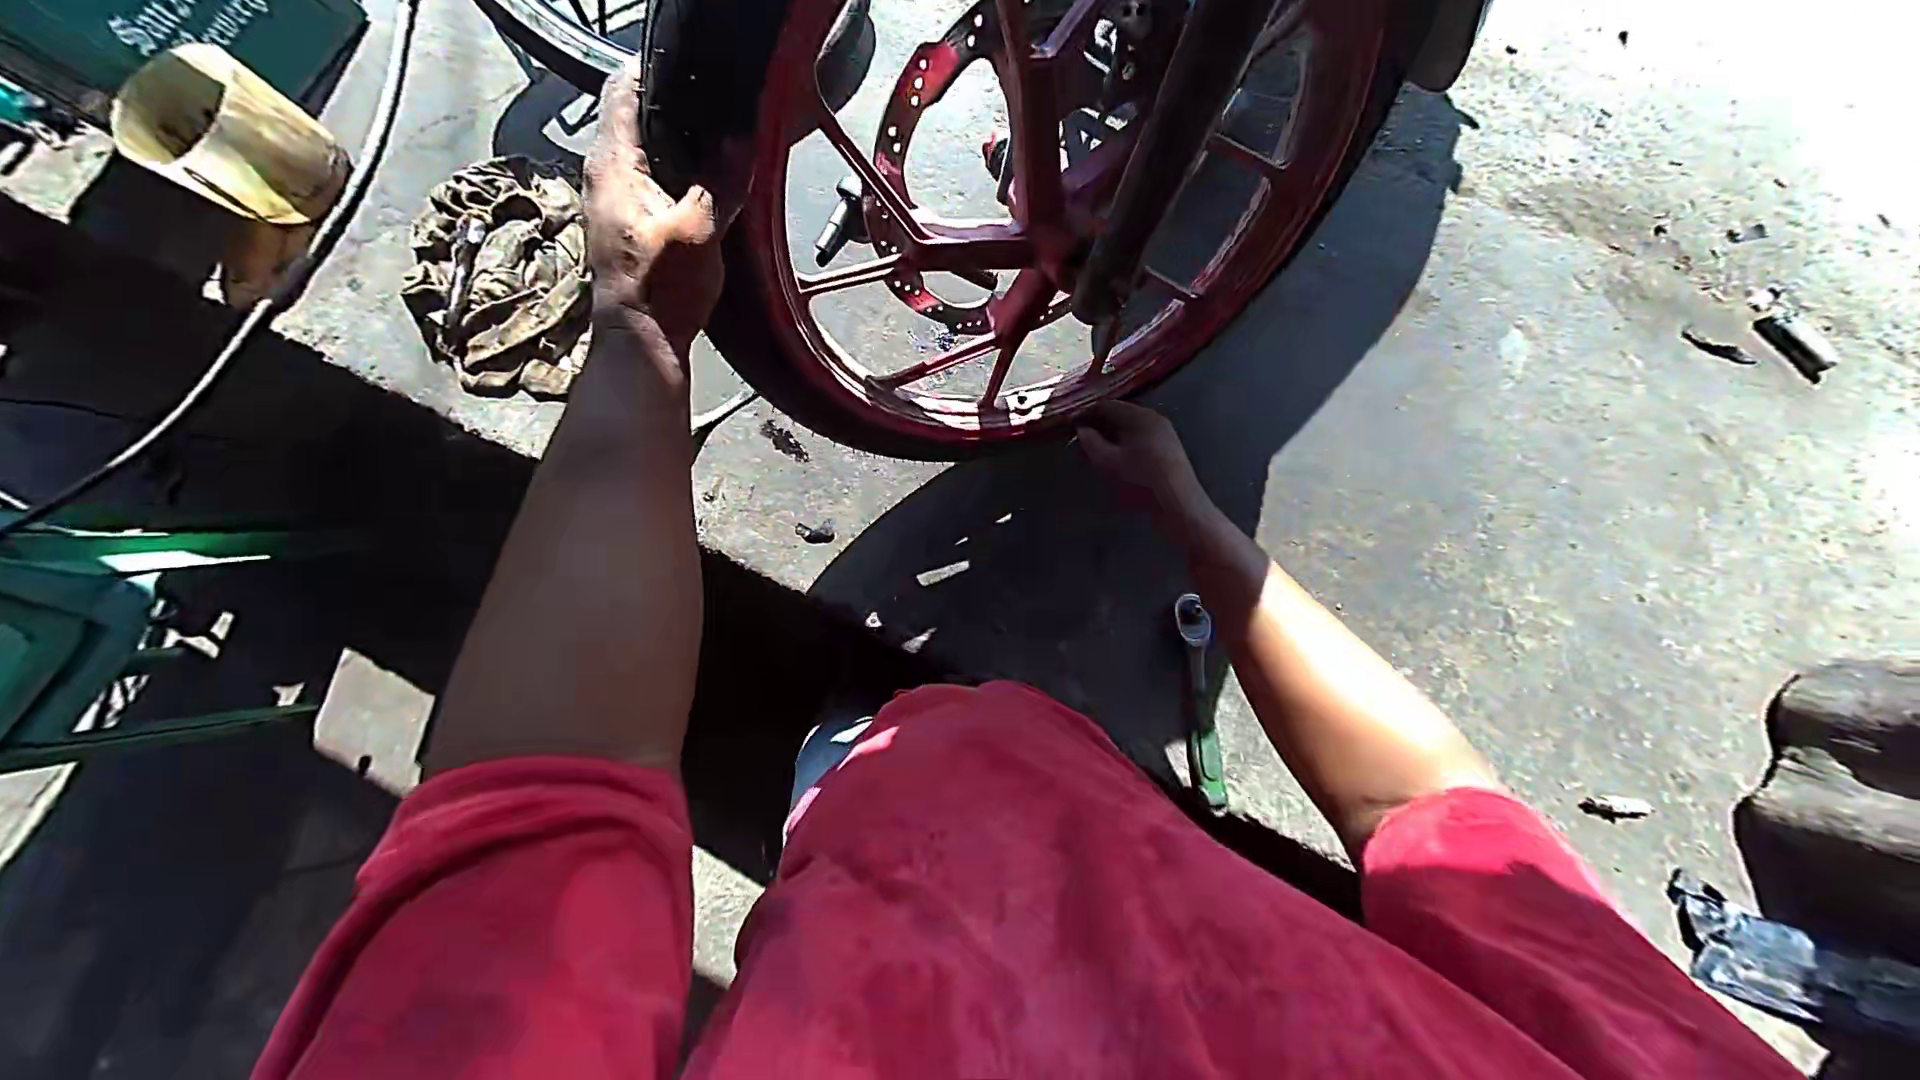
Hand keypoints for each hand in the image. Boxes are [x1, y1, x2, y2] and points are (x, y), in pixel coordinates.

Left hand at [584, 55, 745, 371]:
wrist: (643, 338)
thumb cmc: (662, 287)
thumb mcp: (700, 230)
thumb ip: (721, 180)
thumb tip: (742, 138)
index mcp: (612, 161)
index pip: (625, 88)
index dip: (659, 71)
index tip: (696, 72)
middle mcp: (602, 172)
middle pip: (637, 117)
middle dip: (677, 111)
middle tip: (719, 113)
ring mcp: (612, 199)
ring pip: (645, 151)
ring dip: (677, 147)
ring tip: (717, 147)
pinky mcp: (626, 223)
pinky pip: (649, 180)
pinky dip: (673, 175)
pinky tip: (702, 188)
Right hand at [1075, 400, 1210, 526]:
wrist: (1178, 502)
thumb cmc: (1141, 478)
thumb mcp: (1109, 462)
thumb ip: (1091, 443)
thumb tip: (1081, 431)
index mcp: (1141, 416)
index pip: (1108, 406)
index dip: (1086, 413)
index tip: (1071, 423)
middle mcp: (1154, 419)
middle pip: (1120, 415)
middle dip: (1098, 426)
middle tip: (1080, 438)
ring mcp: (1164, 433)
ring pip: (1129, 428)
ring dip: (1109, 436)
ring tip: (1094, 451)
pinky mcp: (1168, 449)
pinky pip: (1139, 438)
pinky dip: (1122, 444)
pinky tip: (1114, 459)